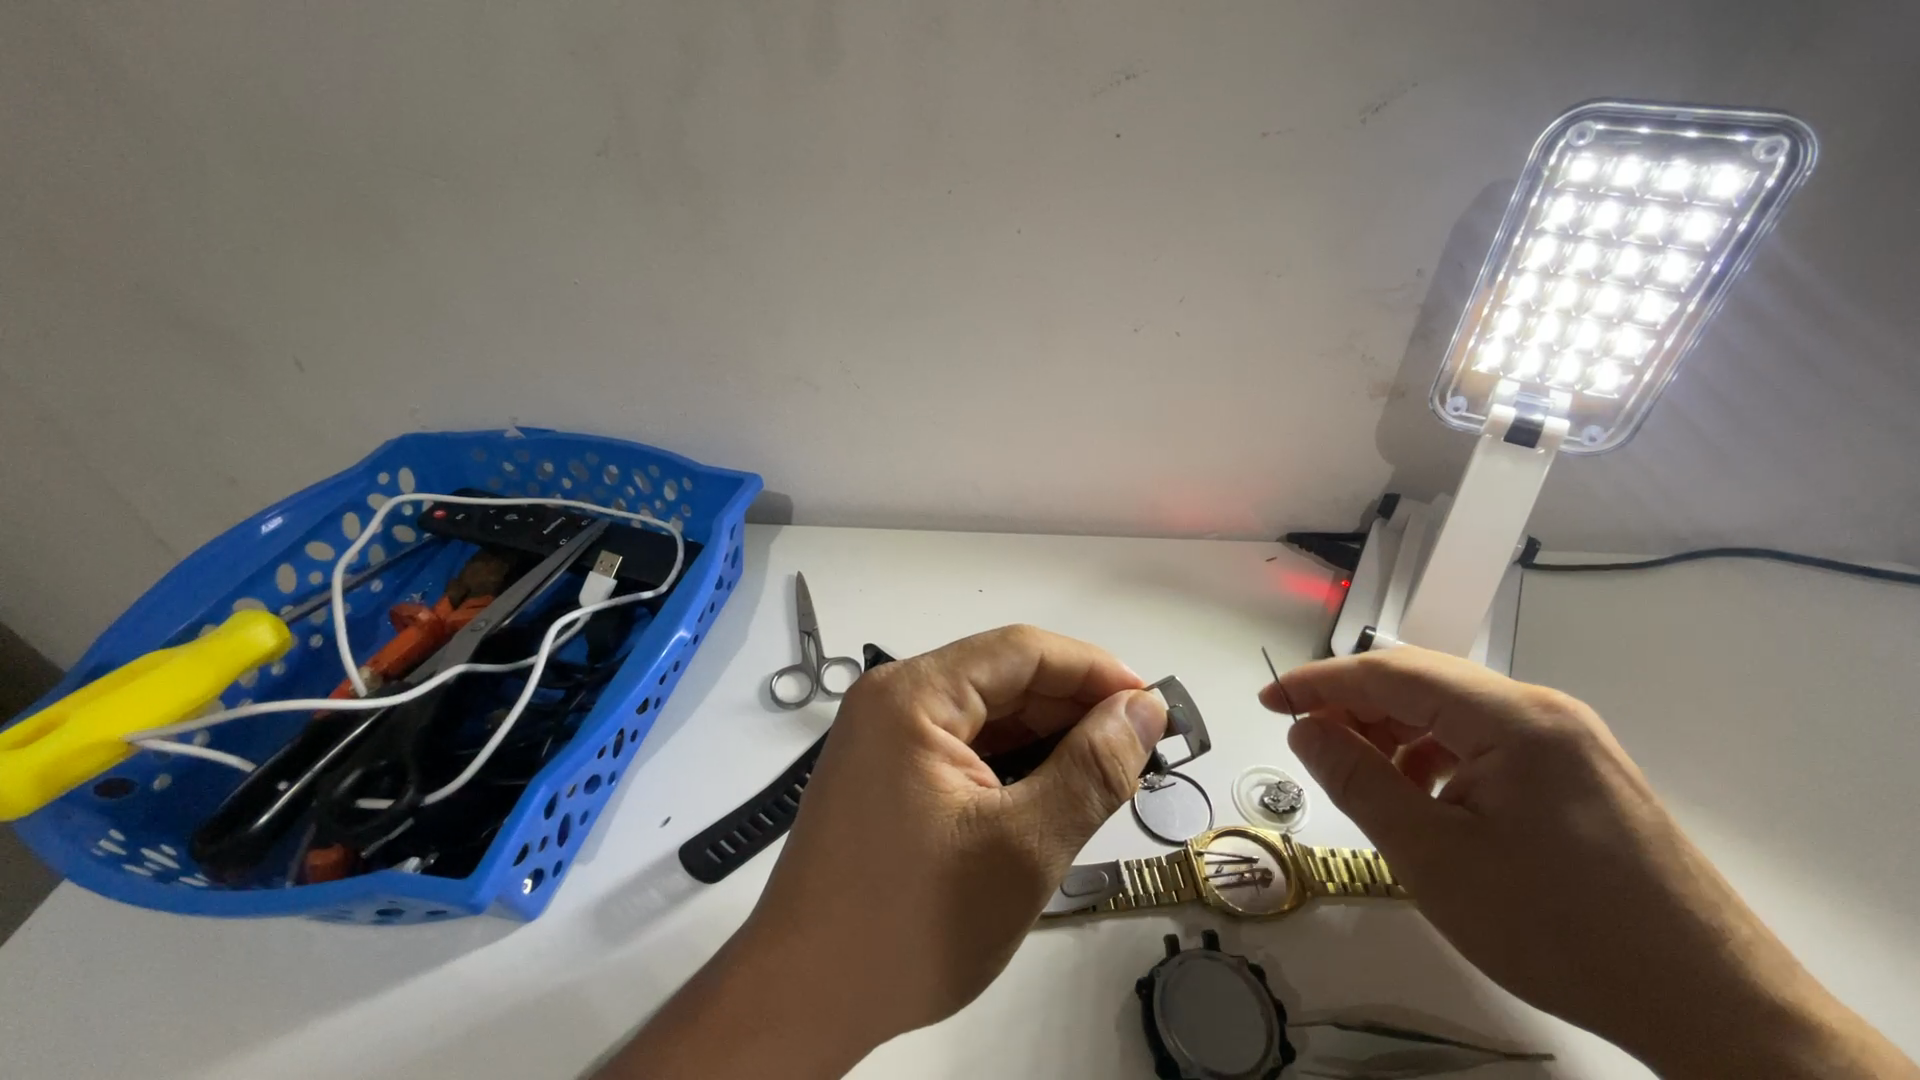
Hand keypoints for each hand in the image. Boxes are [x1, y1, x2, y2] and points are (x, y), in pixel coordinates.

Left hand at [606, 625, 1166, 1078]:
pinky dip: (1012, 766)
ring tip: (1106, 778)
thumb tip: (1143, 709)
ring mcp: (882, 739)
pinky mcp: (884, 776)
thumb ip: (1091, 769)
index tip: (1155, 708)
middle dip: (1075, 708)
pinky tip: (1050, 796)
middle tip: (1141, 752)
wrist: (804, 999)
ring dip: (1048, 740)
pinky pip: (962, 749)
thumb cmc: (911, 925)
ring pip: (986, 716)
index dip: (1095, 671)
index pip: (1022, 651)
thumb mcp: (1022, 847)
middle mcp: (891, 701)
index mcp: (913, 695)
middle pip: (1003, 678)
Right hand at [1266, 646, 1916, 1079]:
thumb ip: (1358, 780)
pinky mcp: (1582, 775)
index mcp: (1513, 717)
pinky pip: (1488, 744)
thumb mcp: (1432, 855)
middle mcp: (1546, 712)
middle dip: (1355, 706)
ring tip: (1360, 777)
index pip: (1391, 672)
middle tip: (1305, 741)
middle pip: (1424, 685)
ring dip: (1395, 734)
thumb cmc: (1559, 927)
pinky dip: (1436, 759)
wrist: (1710, 1004)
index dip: (1320, 682)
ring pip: (1455, 715)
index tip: (1268, 702)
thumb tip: (1307, 729)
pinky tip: (1423, 800)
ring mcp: (1571, 742)